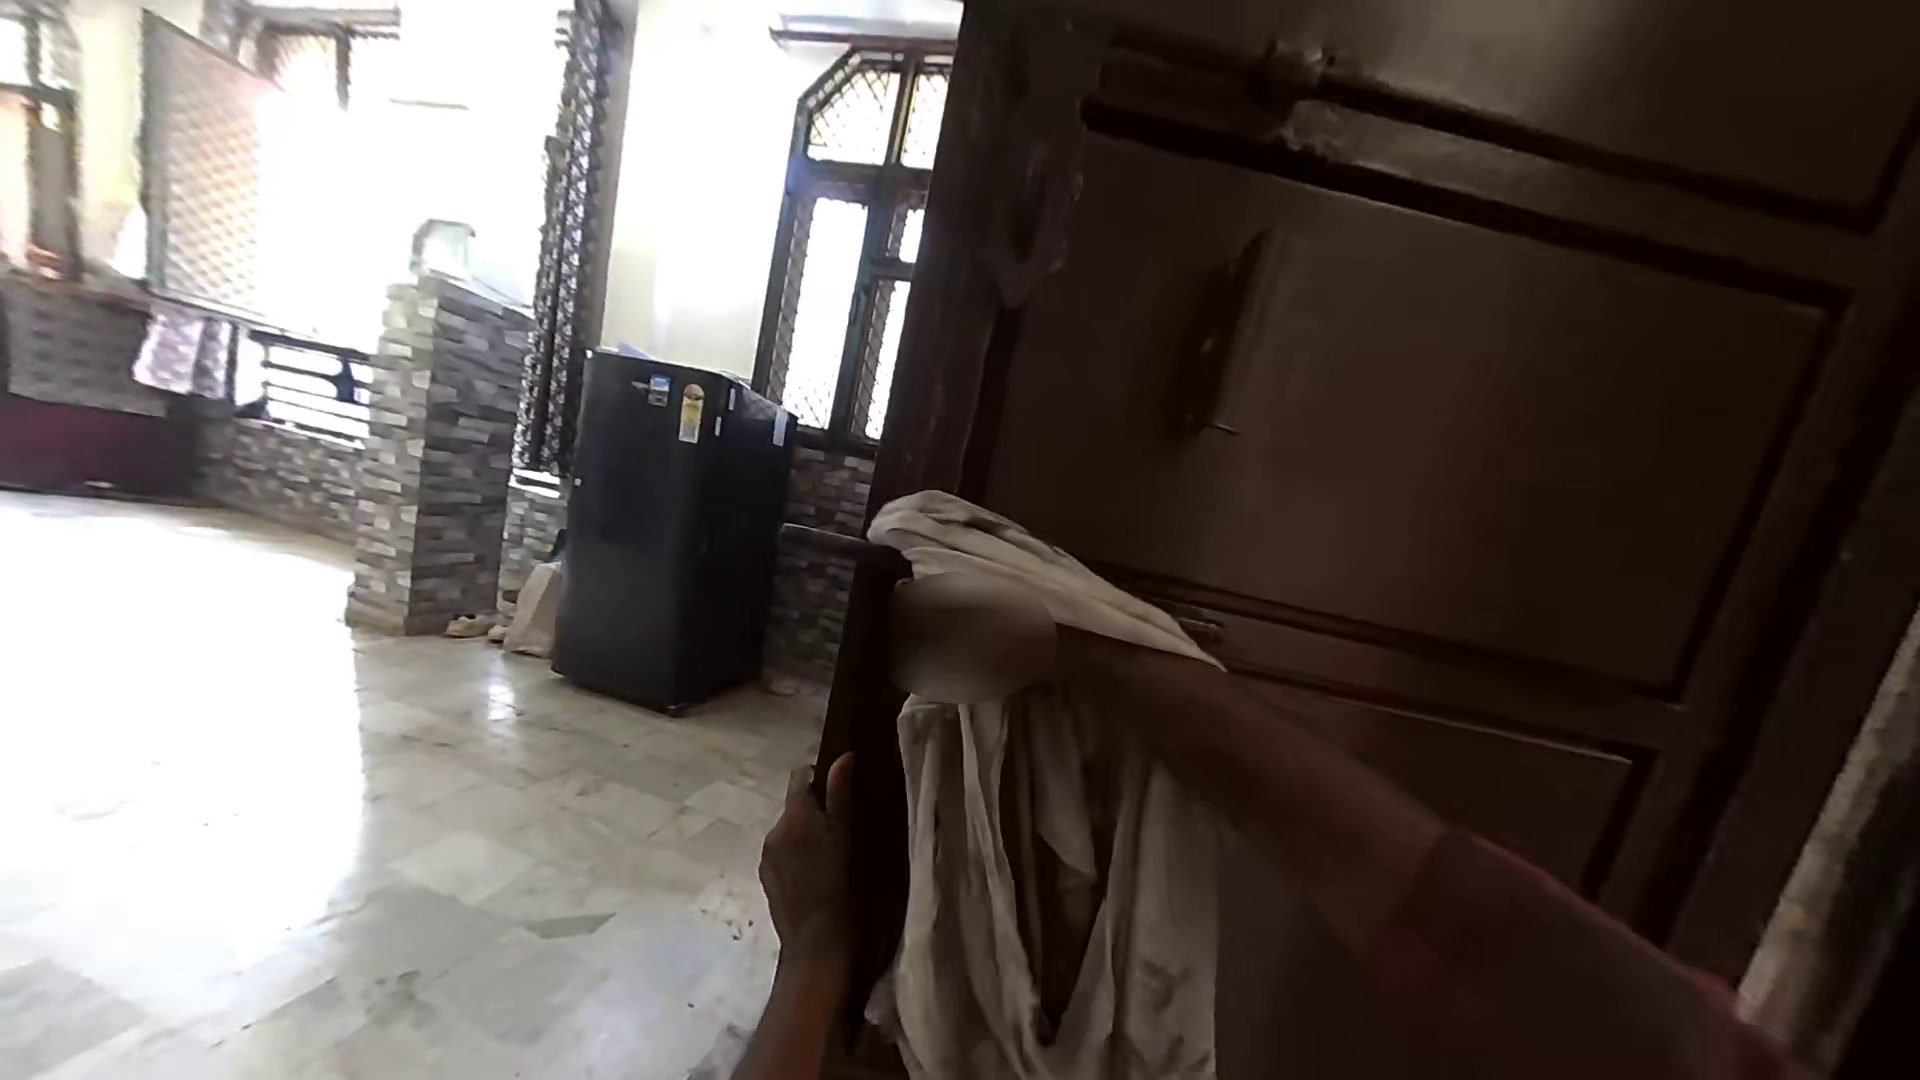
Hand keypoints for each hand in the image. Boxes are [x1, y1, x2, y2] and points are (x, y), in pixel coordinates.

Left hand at [760, 753, 854, 970]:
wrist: (821, 950)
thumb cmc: (844, 886)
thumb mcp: (850, 835)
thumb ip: (842, 793)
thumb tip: (842, 756)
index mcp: (794, 816)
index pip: (800, 775)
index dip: (821, 776)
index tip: (843, 790)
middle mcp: (774, 832)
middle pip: (795, 804)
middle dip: (817, 808)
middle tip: (845, 826)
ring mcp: (767, 860)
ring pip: (791, 830)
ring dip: (808, 833)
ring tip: (834, 853)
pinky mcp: (768, 883)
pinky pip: (785, 854)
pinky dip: (800, 856)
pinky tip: (820, 875)